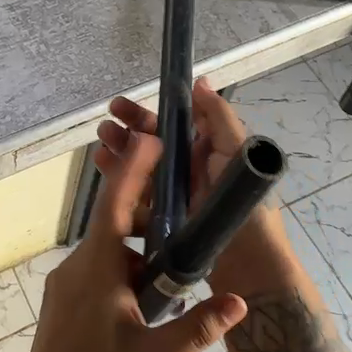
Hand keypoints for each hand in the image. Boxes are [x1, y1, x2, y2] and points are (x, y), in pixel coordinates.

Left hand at [11, 121, 247, 351]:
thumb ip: (199, 328)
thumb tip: (238, 300)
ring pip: (107, 251)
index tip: (150, 137)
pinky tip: (143, 301)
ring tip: (171, 276)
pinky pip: (96, 269)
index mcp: (98, 267)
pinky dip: (122, 270)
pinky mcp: (62, 300)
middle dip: (149, 217)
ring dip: (138, 253)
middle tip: (184, 216)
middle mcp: (78, 264)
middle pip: (116, 224)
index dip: (133, 167)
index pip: (117, 203)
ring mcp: (66, 282)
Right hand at [98, 79, 303, 297]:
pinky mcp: (165, 227)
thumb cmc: (246, 206)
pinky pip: (137, 202)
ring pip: (140, 172)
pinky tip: (104, 179)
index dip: (146, 114)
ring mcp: (176, 200)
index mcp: (207, 153)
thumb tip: (199, 82)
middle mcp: (190, 173)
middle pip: (151, 148)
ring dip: (119, 157)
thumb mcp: (237, 152)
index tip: (119, 106)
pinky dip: (120, 188)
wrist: (251, 269)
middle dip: (126, 134)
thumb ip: (217, 117)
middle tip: (103, 128)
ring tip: (100, 149)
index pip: (172, 126)